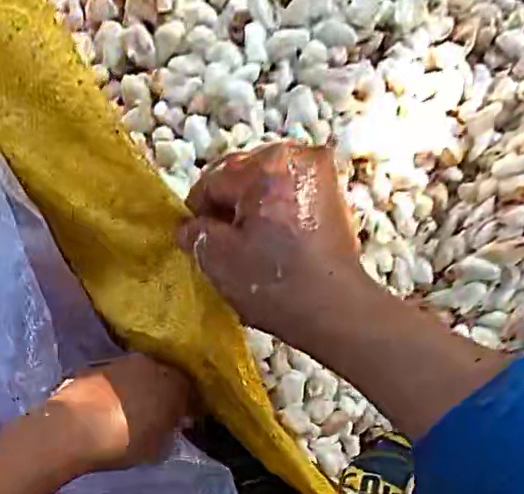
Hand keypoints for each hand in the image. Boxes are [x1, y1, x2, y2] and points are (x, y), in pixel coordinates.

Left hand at [39, 352, 192, 472]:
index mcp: (172, 382)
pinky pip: (110, 382)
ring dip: (133, 391)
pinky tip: (104, 410)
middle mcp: (147, 364)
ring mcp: (117, 362)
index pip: (187, 390)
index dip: (183, 407)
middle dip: (158, 394)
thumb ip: (167, 434)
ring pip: (133, 376)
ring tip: (125, 414)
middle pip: (159, 377)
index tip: (178, 421)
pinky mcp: (91, 368)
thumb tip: (168, 428)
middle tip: (153, 416)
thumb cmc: (122, 442)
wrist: (72, 429)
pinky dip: (111, 393)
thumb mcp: (155, 449)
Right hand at [177, 142, 393, 357]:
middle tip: (221, 244)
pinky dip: (276, 215)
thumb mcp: (219, 260)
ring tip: (249, 246)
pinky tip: (273, 245)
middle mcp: (296, 156)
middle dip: (227, 207)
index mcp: (265, 166)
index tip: (194, 239)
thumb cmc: (273, 283)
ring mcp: (320, 173)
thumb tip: (189, 227)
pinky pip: (290, 196)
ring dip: (252, 211)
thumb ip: (196, 235)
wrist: (333, 307)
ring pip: (267, 186)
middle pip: (243, 176)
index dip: (196, 211)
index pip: (212, 179)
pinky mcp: (335, 195)